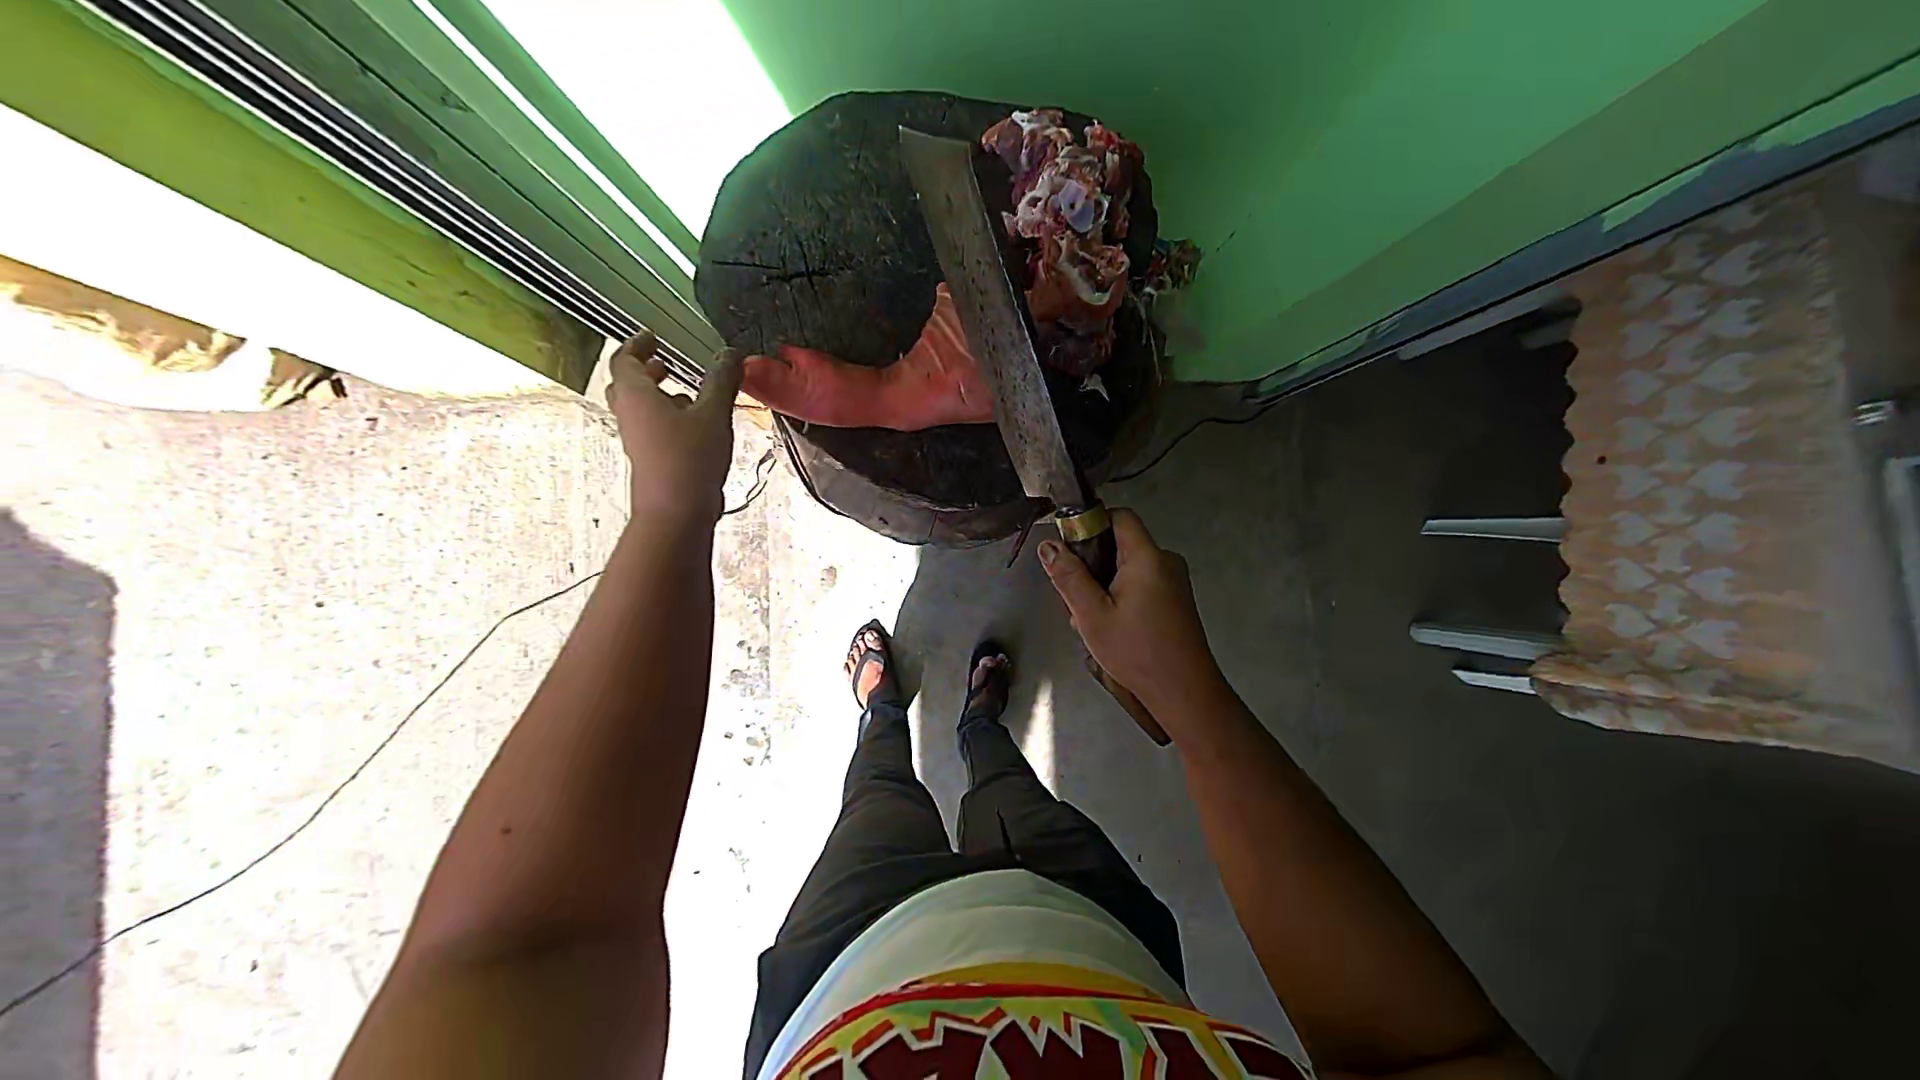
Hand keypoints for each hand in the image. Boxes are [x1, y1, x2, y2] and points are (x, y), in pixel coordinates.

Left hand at [605, 331, 743, 524]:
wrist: (676, 512)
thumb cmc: (688, 461)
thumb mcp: (713, 414)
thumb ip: (721, 381)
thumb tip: (730, 354)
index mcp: (636, 396)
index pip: (625, 359)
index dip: (638, 344)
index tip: (651, 337)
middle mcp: (631, 416)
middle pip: (627, 385)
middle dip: (646, 371)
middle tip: (664, 363)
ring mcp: (638, 440)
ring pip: (640, 409)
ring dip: (659, 396)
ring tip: (687, 393)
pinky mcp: (651, 459)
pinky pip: (653, 430)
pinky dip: (668, 419)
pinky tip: (696, 427)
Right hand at [1038, 508, 1225, 719]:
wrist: (1184, 693)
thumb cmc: (1139, 654)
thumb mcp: (1092, 615)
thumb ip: (1068, 576)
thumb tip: (1049, 547)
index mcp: (1147, 558)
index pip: (1119, 516)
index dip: (1091, 522)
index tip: (1070, 546)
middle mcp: (1166, 562)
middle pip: (1120, 543)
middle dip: (1092, 564)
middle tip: (1077, 597)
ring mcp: (1174, 582)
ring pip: (1127, 568)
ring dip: (1103, 587)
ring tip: (1094, 621)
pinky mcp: (1175, 601)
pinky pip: (1140, 585)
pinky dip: (1120, 598)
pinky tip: (1111, 628)